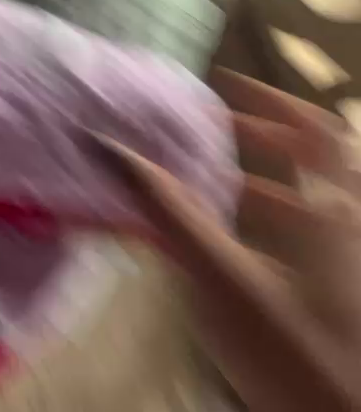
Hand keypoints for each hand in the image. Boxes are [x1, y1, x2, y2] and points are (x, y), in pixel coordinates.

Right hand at [93, 70, 360, 411]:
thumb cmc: (294, 347)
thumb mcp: (218, 274)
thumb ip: (161, 204)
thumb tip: (97, 138)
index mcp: (336, 216)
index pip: (320, 135)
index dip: (273, 102)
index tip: (217, 85)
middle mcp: (348, 233)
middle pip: (316, 168)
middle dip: (254, 142)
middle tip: (194, 131)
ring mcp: (345, 269)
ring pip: (306, 208)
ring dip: (249, 185)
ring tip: (188, 180)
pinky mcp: (334, 299)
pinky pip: (298, 242)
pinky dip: (253, 226)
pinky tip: (209, 242)